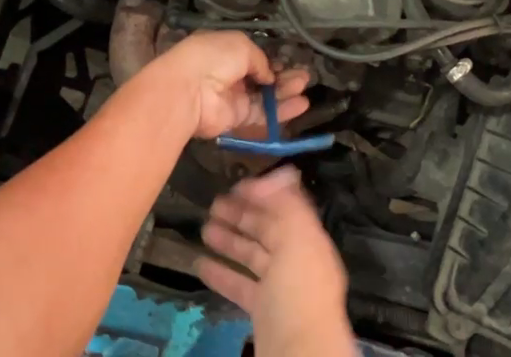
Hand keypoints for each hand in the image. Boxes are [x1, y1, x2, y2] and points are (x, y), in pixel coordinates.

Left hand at [143, 31, 310, 139]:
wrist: (190, 89)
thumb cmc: (213, 57)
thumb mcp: (241, 45)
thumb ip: (260, 60)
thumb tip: (268, 75)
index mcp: (225, 51)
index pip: (252, 56)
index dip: (271, 59)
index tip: (288, 61)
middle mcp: (229, 74)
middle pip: (261, 77)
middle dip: (283, 76)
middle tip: (304, 76)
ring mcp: (233, 97)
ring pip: (264, 96)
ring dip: (286, 91)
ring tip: (305, 86)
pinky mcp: (236, 118)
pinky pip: (262, 114)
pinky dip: (281, 111)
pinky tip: (300, 104)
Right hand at [200, 168, 355, 355]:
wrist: (298, 354)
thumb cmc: (299, 291)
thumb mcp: (297, 239)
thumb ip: (288, 204)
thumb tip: (281, 172)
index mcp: (309, 240)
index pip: (286, 208)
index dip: (264, 193)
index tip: (237, 183)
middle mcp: (296, 260)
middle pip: (268, 230)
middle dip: (242, 214)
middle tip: (214, 202)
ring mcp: (279, 287)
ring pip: (252, 256)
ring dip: (229, 240)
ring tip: (204, 227)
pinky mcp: (262, 311)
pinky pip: (241, 286)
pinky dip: (222, 273)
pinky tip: (201, 264)